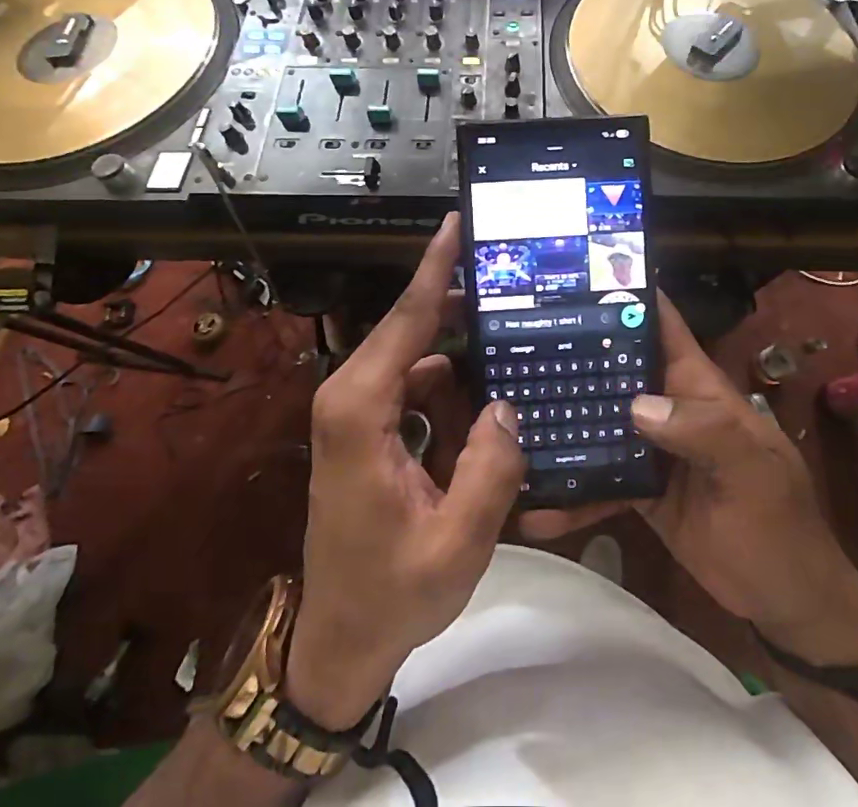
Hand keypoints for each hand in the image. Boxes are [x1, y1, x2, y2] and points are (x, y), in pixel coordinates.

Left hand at [287, 213, 524, 728]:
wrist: (340, 633)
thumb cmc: (391, 592)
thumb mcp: (456, 541)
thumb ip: (490, 469)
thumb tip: (508, 405)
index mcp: (358, 411)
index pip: (403, 323)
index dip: (432, 271)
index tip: (454, 223)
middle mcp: (347, 398)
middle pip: (407, 332)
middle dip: (458, 307)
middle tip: (516, 285)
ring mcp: (352, 414)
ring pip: (412, 362)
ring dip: (460, 357)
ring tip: (517, 343)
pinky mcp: (362, 432)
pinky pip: (410, 392)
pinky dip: (448, 392)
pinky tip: (491, 403)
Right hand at [520, 290, 857, 664]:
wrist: (786, 602)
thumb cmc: (780, 530)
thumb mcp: (754, 476)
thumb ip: (706, 434)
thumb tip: (636, 404)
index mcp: (700, 392)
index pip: (661, 331)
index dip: (624, 300)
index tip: (571, 282)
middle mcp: (668, 411)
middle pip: (614, 372)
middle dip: (570, 357)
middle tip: (512, 344)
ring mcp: (649, 450)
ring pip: (596, 423)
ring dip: (558, 421)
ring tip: (508, 417)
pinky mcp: (636, 488)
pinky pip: (595, 479)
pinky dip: (567, 492)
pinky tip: (533, 506)